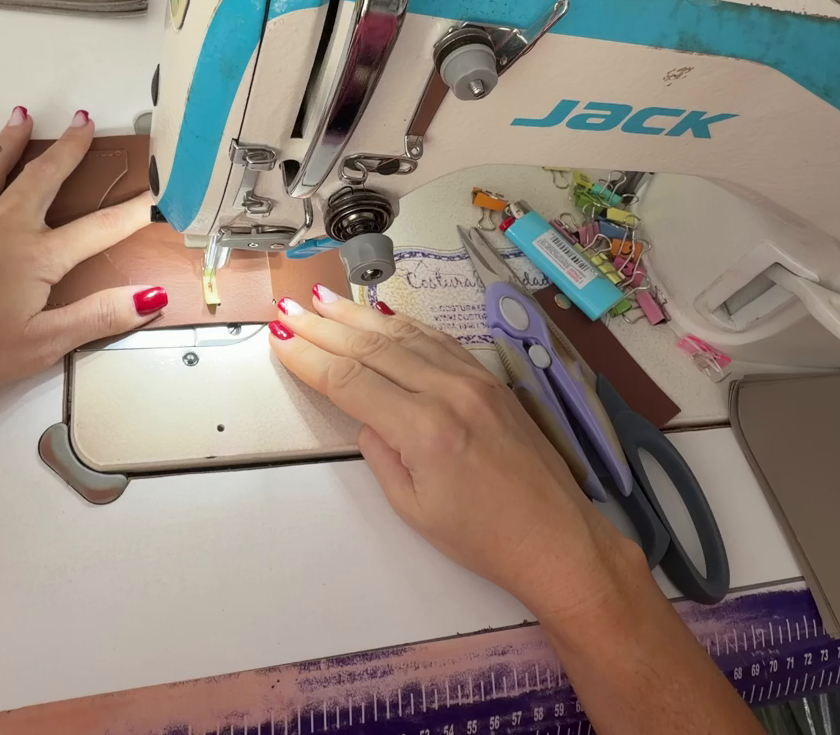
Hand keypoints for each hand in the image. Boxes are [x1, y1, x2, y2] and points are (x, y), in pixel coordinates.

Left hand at [0, 108, 165, 420]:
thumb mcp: (39, 345)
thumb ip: (98, 317)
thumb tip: (152, 295)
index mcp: (37, 257)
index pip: (100, 229)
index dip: (134, 212)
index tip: (158, 193)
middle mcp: (4, 226)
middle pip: (44, 178)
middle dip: (69, 149)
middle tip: (84, 121)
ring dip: (12, 141)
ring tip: (23, 115)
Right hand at [267, 290, 639, 618]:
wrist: (557, 539)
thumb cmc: (483, 537)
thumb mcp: (413, 507)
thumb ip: (379, 452)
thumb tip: (363, 414)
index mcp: (423, 429)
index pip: (349, 380)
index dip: (309, 357)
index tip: (282, 337)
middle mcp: (447, 392)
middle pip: (371, 347)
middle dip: (324, 326)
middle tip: (291, 307)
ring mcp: (472, 379)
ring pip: (403, 334)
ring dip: (358, 315)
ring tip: (325, 299)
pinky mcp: (489, 378)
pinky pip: (438, 339)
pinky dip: (404, 322)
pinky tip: (381, 313)